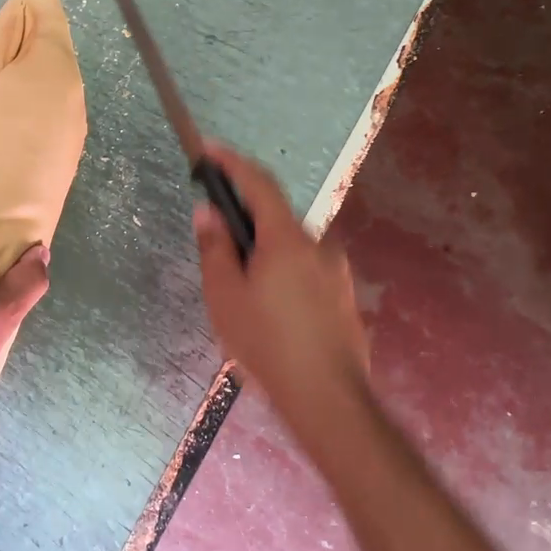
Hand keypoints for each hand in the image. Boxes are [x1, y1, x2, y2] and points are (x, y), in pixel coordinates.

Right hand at [193, 142, 368, 425]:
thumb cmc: (265, 341)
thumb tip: (208, 212)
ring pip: (290, 245)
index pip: (258, 183)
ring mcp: (335, 274)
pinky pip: (303, 268)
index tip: (209, 148)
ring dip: (261, 246)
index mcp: (286, 238)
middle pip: (275, 215)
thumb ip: (214, 246)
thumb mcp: (224, 293)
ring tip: (235, 279)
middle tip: (212, 231)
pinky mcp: (342, 298)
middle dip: (243, 214)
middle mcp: (317, 247)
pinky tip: (263, 303)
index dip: (232, 161)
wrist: (328, 401)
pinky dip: (279, 268)